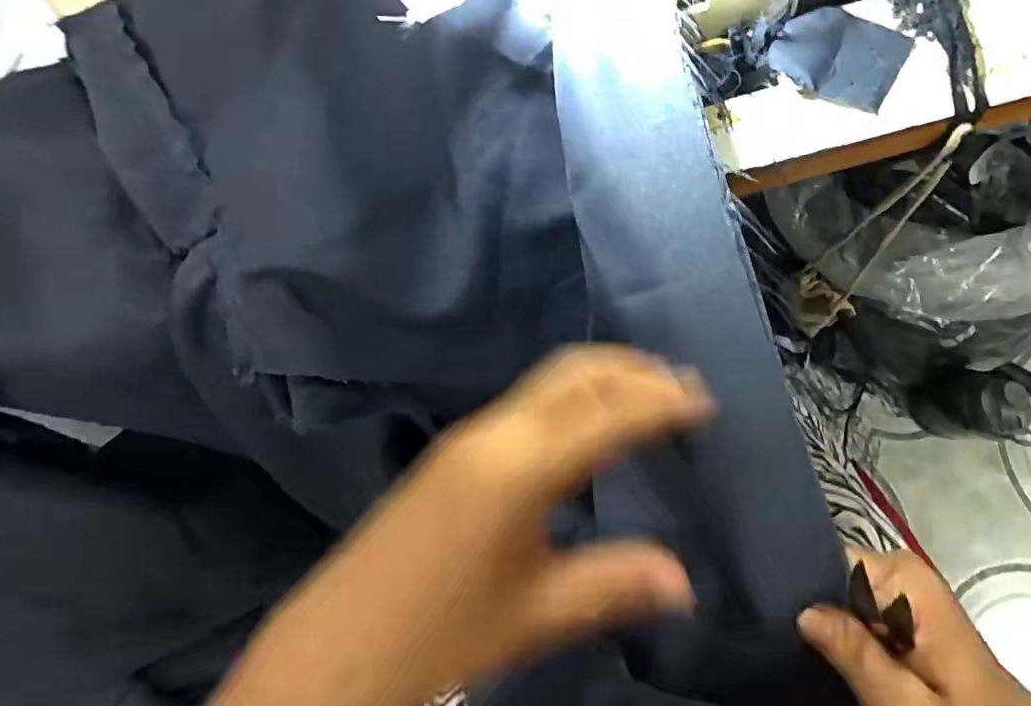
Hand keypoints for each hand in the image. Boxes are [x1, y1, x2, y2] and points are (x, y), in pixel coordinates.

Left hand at [214, 345, 715, 705]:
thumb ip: (611, 584)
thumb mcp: (530, 614)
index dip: (661, 402)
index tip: (705, 399)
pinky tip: (592, 424)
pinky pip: (532, 398)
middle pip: (577, 371)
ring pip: (552, 378)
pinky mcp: (457, 446)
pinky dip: (577, 393)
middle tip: (683, 385)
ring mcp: (471, 433)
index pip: (607, 414)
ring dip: (605, 375)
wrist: (325, 659)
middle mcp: (496, 430)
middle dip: (634, 369)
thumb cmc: (436, 636)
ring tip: (649, 393)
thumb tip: (686, 581)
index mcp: (518, 466)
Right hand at [800, 546, 1030, 705]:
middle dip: (818, 611)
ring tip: (803, 652)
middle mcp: (907, 580)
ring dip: (833, 632)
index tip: (777, 612)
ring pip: (851, 605)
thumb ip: (858, 654)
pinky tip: (834, 662)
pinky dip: (852, 645)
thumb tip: (803, 609)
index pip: (836, 558)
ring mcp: (911, 605)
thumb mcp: (910, 705)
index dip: (806, 585)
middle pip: (841, 581)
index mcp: (907, 578)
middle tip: (787, 642)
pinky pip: (868, 624)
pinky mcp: (913, 631)